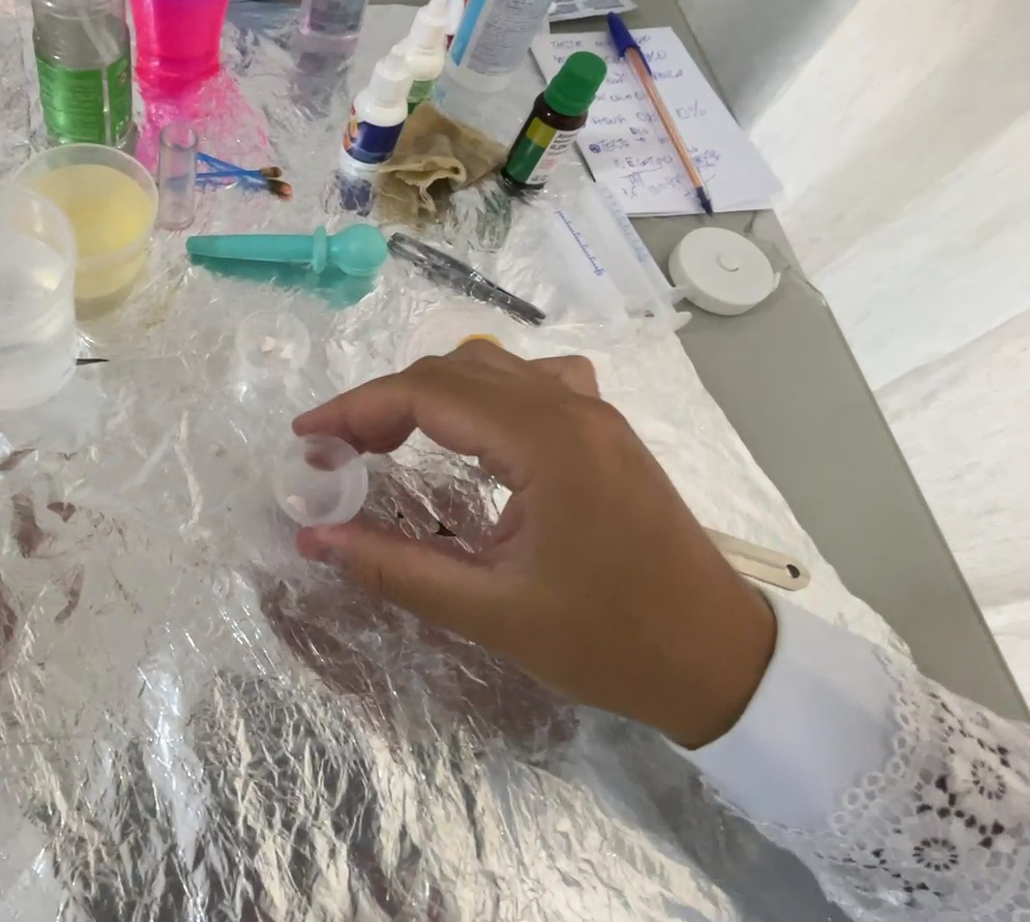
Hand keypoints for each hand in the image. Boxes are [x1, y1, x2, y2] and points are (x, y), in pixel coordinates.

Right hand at [293, 342, 776, 748]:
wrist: (723, 660)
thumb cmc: (610, 642)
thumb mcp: (490, 612)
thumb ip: (393, 568)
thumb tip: (313, 538)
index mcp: (547, 442)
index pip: (427, 393)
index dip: (354, 408)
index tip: (305, 437)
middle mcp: (572, 408)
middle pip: (453, 370)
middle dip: (382, 402)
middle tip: (336, 452)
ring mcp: (595, 414)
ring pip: (490, 368)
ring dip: (428, 394)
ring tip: (386, 441)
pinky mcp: (605, 432)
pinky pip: (530, 382)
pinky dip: (479, 394)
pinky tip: (470, 431)